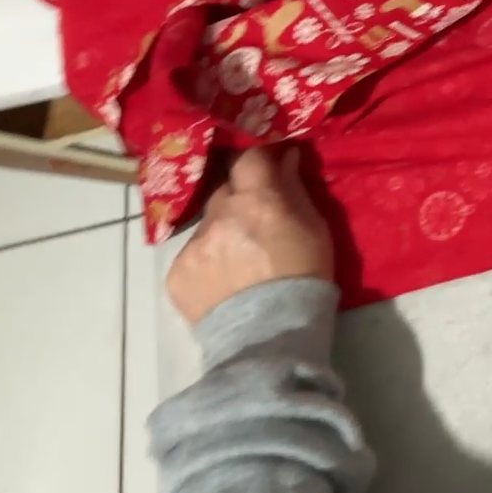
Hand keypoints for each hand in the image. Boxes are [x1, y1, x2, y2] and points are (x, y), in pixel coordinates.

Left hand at [166, 146, 334, 325]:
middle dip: (242, 199)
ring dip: (223, 230)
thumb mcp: (315, 226)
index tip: (271, 167)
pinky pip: (193, 254)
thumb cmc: (305, 274)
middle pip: (227, 191)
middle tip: (259, 220)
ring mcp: (193, 246)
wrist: (271, 335)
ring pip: (208, 223)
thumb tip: (286, 157)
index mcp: (258, 200)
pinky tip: (224, 278)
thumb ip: (295, 188)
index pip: (250, 158)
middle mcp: (220, 215)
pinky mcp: (176, 274)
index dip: (261, 160)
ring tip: (241, 258)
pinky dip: (208, 259)